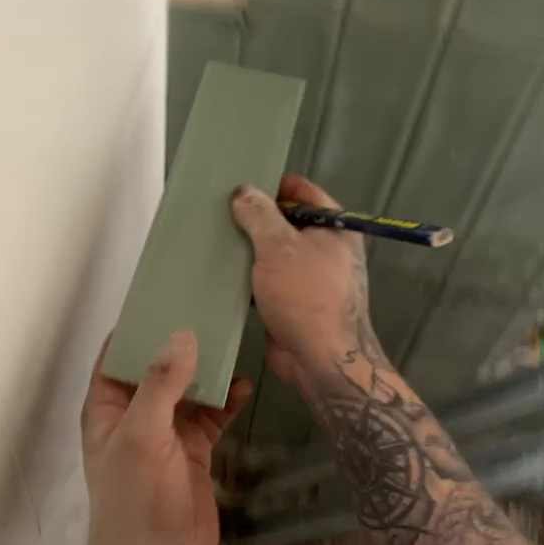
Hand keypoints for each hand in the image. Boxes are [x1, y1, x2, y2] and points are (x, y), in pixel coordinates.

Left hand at [79, 329, 251, 544]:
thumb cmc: (136, 498)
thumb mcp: (143, 434)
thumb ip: (163, 384)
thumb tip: (184, 334)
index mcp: (107, 406)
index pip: (119, 354)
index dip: (138, 326)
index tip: (166, 294)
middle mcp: (135, 413)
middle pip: (158, 367)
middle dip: (180, 342)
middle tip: (210, 308)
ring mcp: (166, 433)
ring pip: (188, 389)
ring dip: (207, 370)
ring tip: (233, 339)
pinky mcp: (194, 452)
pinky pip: (211, 417)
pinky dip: (226, 402)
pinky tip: (245, 386)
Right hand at [230, 175, 375, 379]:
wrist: (321, 361)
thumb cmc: (307, 296)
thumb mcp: (279, 247)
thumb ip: (259, 215)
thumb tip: (243, 191)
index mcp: (333, 227)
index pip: (302, 191)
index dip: (273, 183)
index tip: (239, 183)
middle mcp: (324, 248)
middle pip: (284, 222)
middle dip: (253, 218)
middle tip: (215, 210)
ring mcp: (307, 277)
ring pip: (271, 253)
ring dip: (246, 250)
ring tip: (210, 238)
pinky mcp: (291, 301)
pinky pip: (265, 280)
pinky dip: (246, 276)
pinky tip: (217, 272)